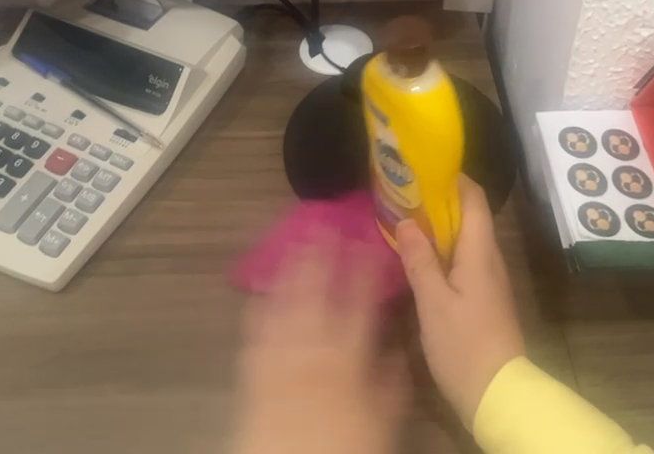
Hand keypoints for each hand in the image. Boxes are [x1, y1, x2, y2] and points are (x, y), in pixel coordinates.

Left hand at [232, 232, 408, 453]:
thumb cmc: (344, 445)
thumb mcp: (382, 418)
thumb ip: (393, 380)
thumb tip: (400, 345)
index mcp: (347, 352)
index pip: (360, 298)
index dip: (365, 265)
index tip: (370, 240)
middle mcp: (312, 343)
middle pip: (317, 287)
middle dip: (323, 252)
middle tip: (326, 222)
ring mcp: (280, 352)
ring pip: (286, 298)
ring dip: (291, 266)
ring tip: (296, 239)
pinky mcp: (254, 367)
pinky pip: (256, 326)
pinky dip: (260, 302)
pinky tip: (262, 287)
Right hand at [396, 175, 526, 426]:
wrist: (499, 394)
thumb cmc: (465, 344)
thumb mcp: (433, 303)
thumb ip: (420, 260)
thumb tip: (407, 220)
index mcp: (480, 250)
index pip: (474, 197)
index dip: (452, 177)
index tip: (422, 168)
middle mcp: (489, 257)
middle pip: (468, 213)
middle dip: (438, 199)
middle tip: (403, 192)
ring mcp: (488, 277)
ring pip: (464, 237)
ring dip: (438, 225)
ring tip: (404, 218)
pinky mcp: (483, 296)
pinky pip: (463, 258)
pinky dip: (442, 249)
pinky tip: (419, 256)